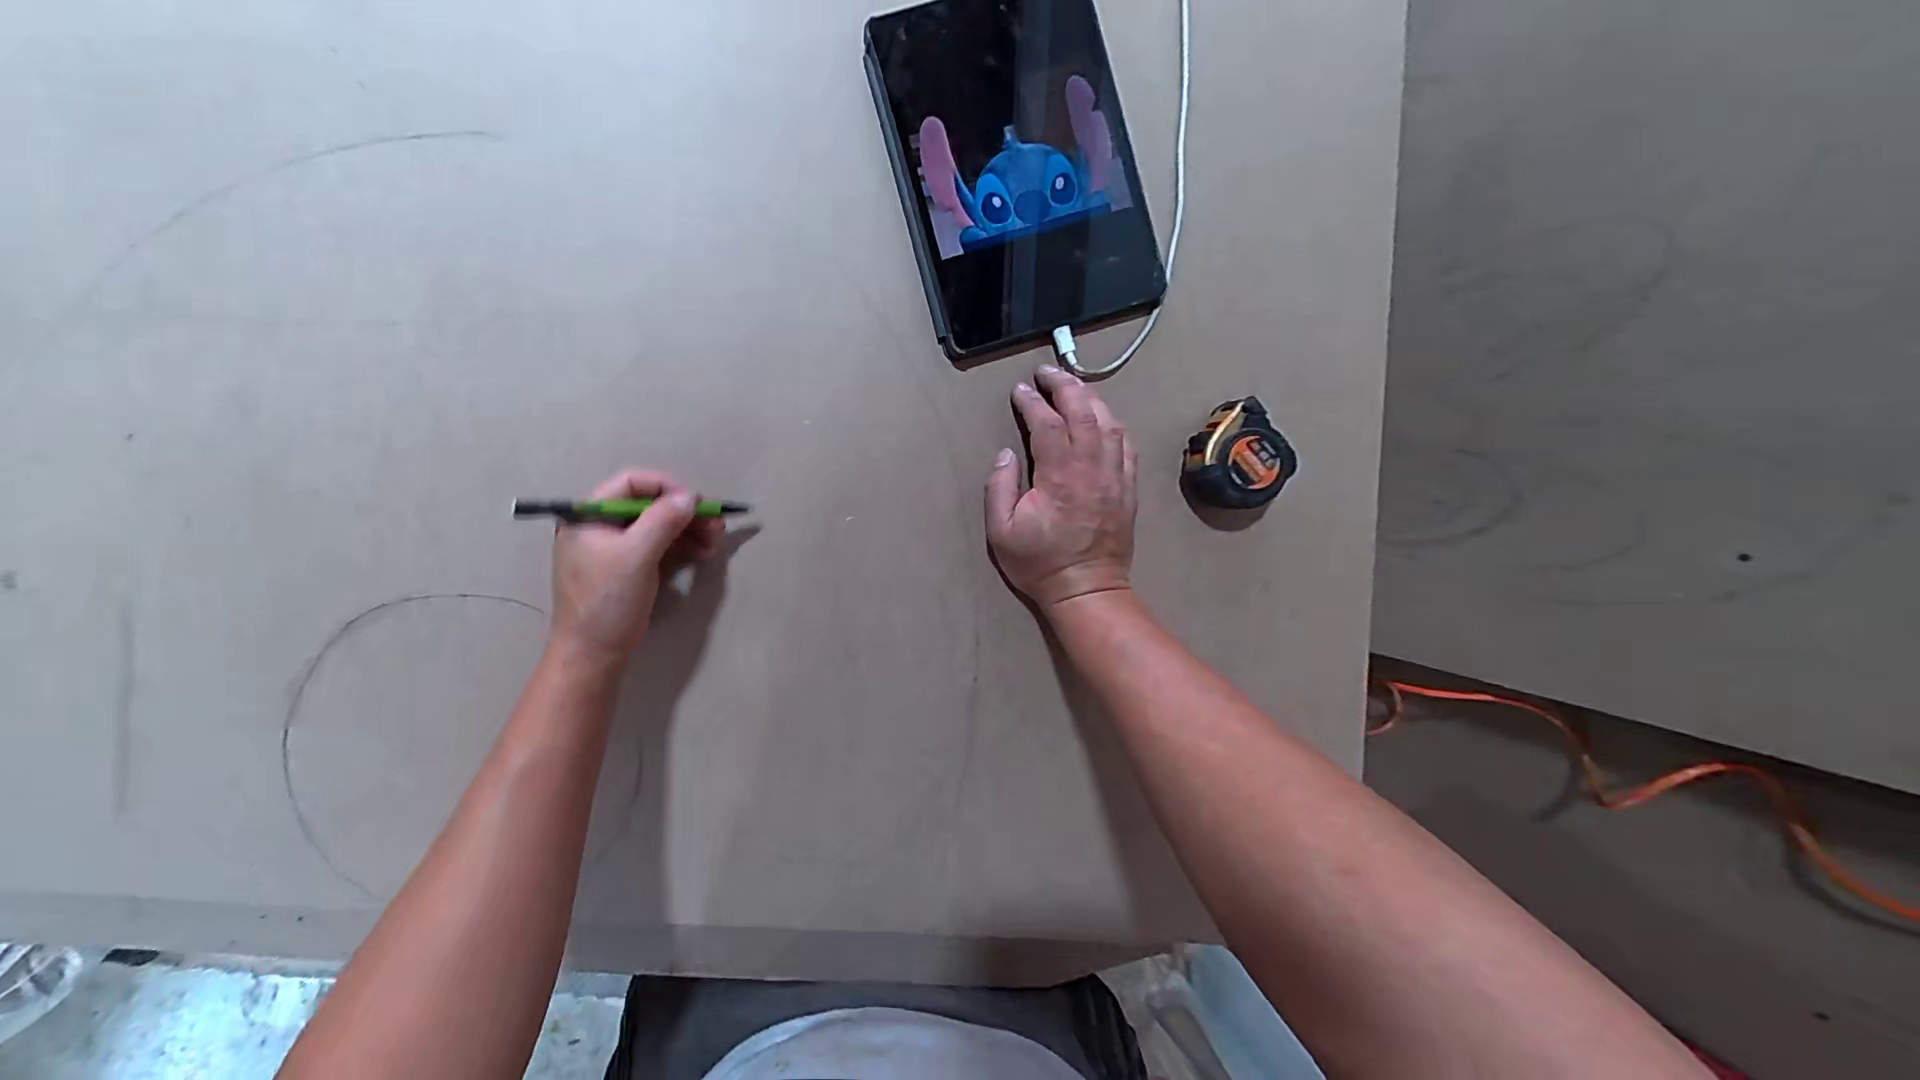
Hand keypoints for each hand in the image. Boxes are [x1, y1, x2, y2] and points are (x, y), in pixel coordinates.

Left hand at [549, 470, 723, 661]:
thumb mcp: (636, 556)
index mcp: (589, 515)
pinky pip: (658, 545)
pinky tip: (703, 553)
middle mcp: (600, 525)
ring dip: (689, 530)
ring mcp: (614, 547)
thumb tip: (691, 496)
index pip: (632, 483)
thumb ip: (663, 520)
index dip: (668, 487)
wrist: (592, 655)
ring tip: (715, 543)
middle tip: (716, 525)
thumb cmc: (607, 601)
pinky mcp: (627, 567)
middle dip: (684, 513)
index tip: (697, 502)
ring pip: (658, 526)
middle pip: (649, 505)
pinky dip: (682, 546)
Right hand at [986, 365, 1137, 608]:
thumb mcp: (1002, 532)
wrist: (1088, 590)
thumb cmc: (1040, 564)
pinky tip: (1102, 417)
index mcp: (1059, 477)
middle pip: (1083, 412)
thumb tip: (1007, 454)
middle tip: (1046, 372)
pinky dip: (1113, 423)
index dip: (1032, 402)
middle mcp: (1091, 469)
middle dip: (1064, 385)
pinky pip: (1126, 444)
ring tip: (1072, 386)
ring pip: (1109, 422)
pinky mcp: (1128, 487)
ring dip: (1090, 398)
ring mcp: (1115, 476)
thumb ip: (1000, 487)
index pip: (1047, 424)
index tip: (1019, 390)